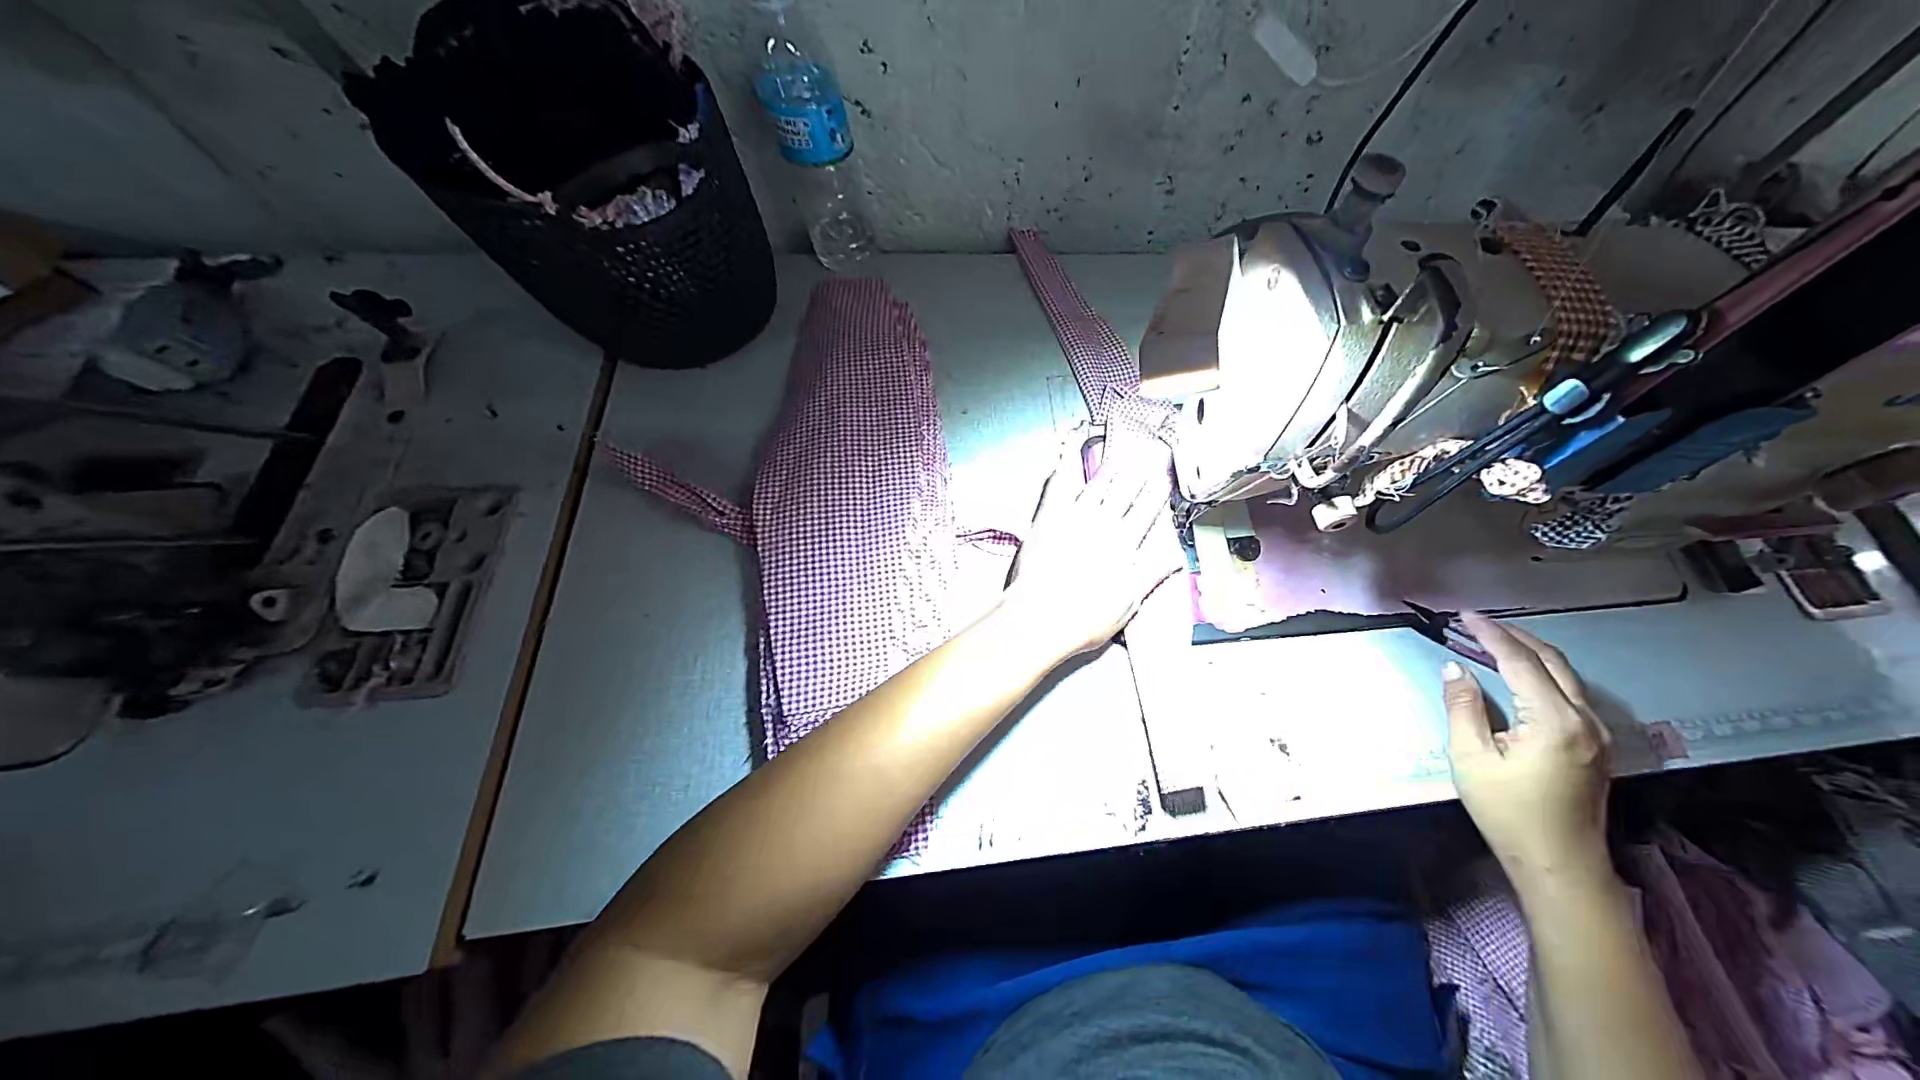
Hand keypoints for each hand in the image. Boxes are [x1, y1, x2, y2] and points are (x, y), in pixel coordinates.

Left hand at [998, 447, 1184, 659]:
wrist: (1039, 617)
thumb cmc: (1081, 617)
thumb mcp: (1128, 602)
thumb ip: (1151, 573)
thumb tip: (1174, 557)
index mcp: (1126, 544)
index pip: (1148, 509)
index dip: (1157, 491)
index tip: (1163, 478)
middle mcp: (1104, 524)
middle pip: (1126, 490)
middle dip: (1139, 472)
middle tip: (1147, 455)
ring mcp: (1075, 516)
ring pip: (1099, 482)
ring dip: (1112, 466)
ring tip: (1121, 453)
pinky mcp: (1048, 516)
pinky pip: (1061, 480)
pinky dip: (1068, 458)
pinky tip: (1071, 443)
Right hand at [1443, 612, 1615, 899]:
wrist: (1559, 863)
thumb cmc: (1507, 812)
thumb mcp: (1471, 758)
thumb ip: (1463, 708)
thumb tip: (1456, 668)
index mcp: (1555, 720)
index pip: (1520, 662)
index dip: (1491, 635)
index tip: (1465, 616)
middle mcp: (1584, 720)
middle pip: (1551, 661)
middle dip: (1515, 636)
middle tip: (1479, 622)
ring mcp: (1595, 733)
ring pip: (1565, 676)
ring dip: (1530, 653)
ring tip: (1495, 640)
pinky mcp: (1594, 745)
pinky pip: (1569, 693)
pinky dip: (1542, 673)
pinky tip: (1519, 675)